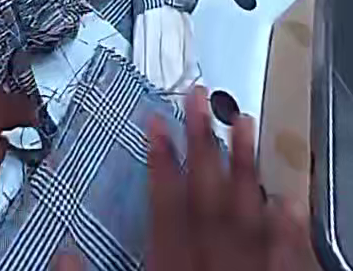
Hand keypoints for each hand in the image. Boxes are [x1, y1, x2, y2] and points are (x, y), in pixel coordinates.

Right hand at [148, 86, 307, 270]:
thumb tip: (63, 251)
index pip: (165, 207)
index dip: (159, 159)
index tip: (155, 118)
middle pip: (207, 199)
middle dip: (203, 144)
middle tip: (202, 97)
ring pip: (248, 220)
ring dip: (246, 170)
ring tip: (246, 123)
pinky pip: (285, 265)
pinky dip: (289, 233)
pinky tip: (289, 200)